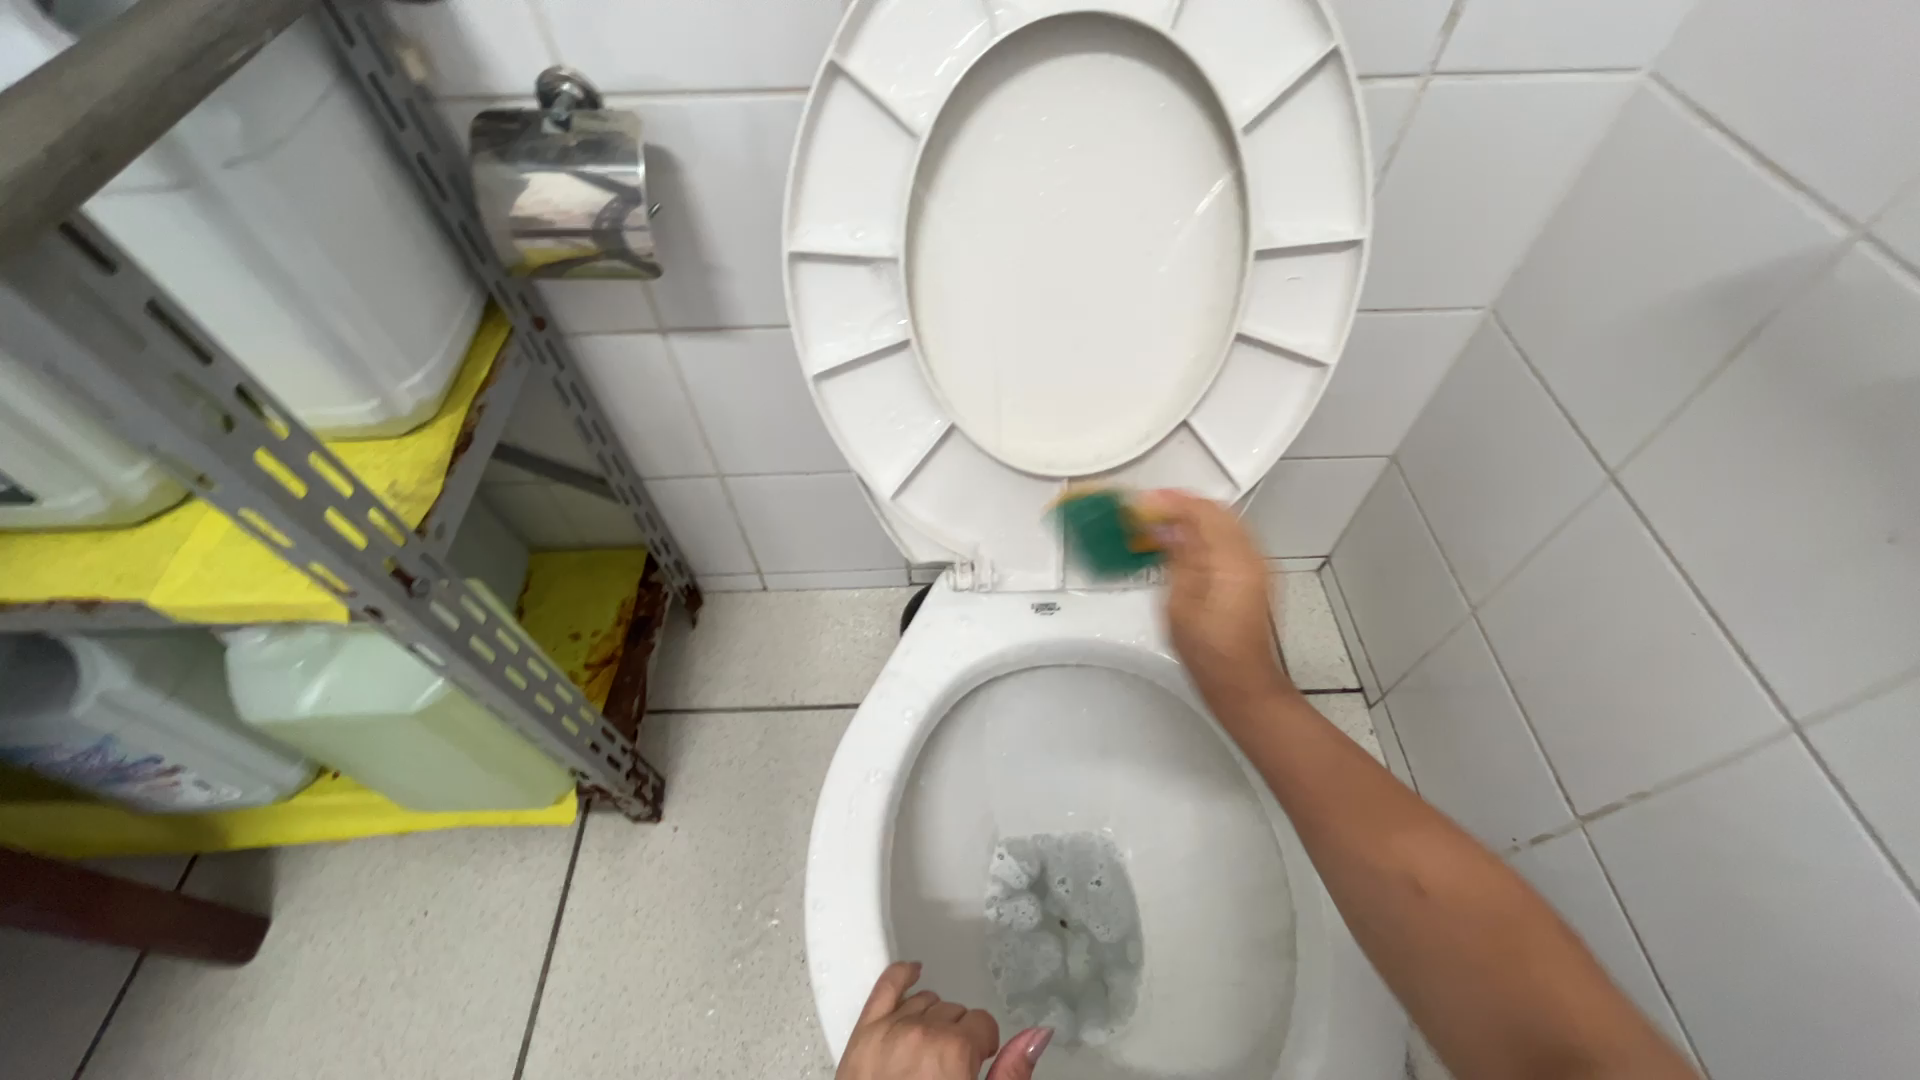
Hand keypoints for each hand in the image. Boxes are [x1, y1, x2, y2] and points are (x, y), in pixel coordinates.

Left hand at [836, 962, 1052, 1079]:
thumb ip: (1012, 1072)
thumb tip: (1039, 1033)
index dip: (983, 1046)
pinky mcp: (863, 1032)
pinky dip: (902, 975)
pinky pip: (887, 986)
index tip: (977, 1065)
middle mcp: (923, 1032)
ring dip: (933, 1019)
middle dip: (959, 1036)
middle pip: (954, 1012)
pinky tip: (914, 973)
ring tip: (931, 1051)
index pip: (983, 1023)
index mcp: (955, 1051)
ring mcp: (890, 1029)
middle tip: (951, 1069)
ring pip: (925, 1000)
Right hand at [1138, 489, 1295, 715]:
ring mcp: (1259, 566)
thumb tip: (1166, 528)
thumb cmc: (1207, 652)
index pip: (1203, 512)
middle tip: (1149, 510)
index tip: (1143, 502)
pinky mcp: (1256, 577)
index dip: (1171, 502)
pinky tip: (1183, 546)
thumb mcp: (1179, 603)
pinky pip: (1230, 541)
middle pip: (1218, 512)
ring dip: (1193, 519)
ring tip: (1161, 526)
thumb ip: (1176, 558)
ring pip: (1225, 524)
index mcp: (1233, 560)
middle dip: (1182, 506)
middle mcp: (1253, 556)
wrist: (1242, 684)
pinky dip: (1206, 535)